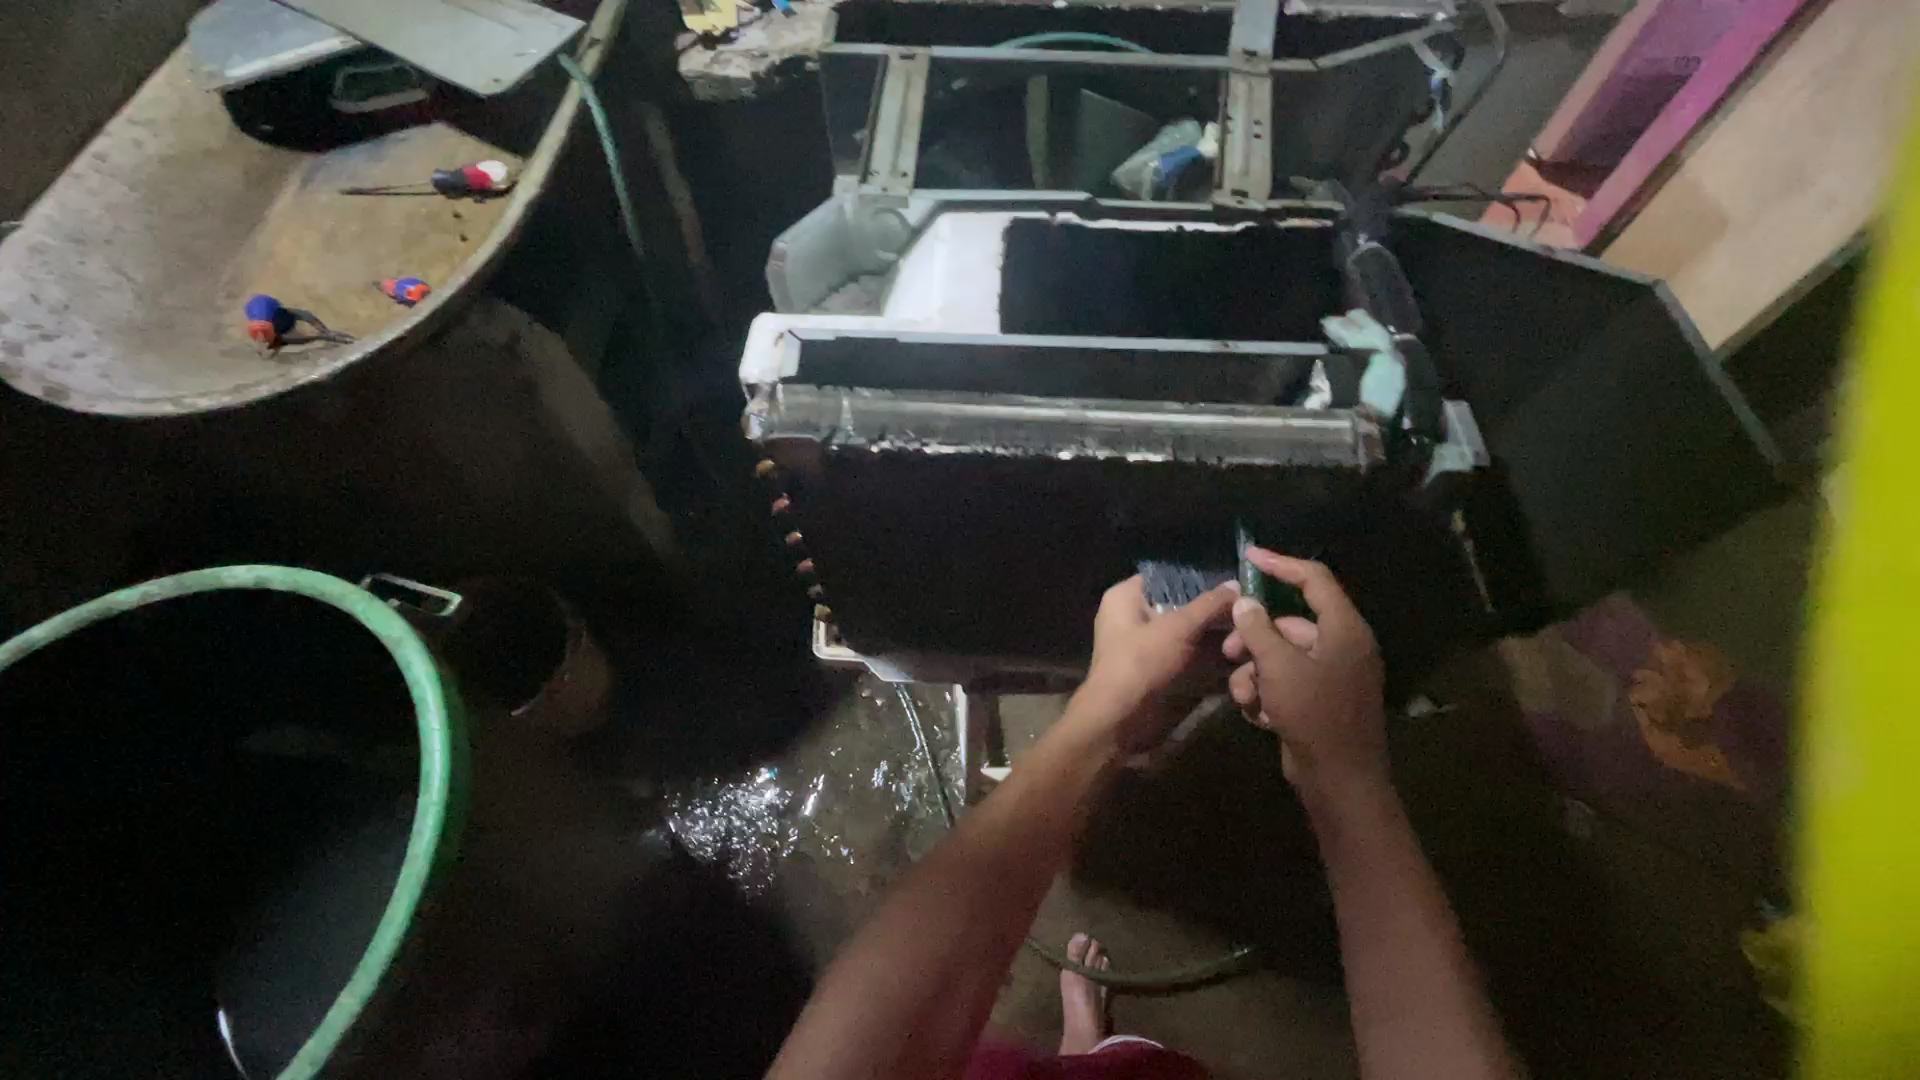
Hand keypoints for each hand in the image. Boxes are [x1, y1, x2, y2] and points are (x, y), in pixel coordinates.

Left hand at [1078, 575, 1237, 753]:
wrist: (1120, 720)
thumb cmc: (1141, 661)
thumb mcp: (1177, 627)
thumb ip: (1208, 605)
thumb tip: (1236, 584)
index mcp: (1124, 598)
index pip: (1165, 579)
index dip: (1197, 580)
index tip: (1233, 583)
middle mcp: (1132, 618)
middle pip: (1180, 608)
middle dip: (1213, 612)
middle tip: (1250, 612)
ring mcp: (1146, 648)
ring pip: (1187, 635)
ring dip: (1216, 637)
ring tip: (1251, 633)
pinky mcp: (1158, 672)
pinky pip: (1188, 658)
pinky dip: (1210, 659)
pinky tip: (1240, 657)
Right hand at [1222, 549, 1388, 802]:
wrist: (1339, 780)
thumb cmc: (1313, 715)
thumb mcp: (1278, 667)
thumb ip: (1259, 630)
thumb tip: (1244, 603)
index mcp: (1344, 630)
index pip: (1314, 580)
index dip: (1281, 565)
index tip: (1248, 557)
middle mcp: (1342, 646)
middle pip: (1289, 623)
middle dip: (1254, 638)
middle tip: (1227, 651)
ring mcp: (1332, 676)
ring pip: (1282, 656)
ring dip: (1255, 672)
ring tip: (1242, 695)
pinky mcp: (1319, 701)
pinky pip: (1286, 681)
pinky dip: (1266, 693)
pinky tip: (1256, 714)